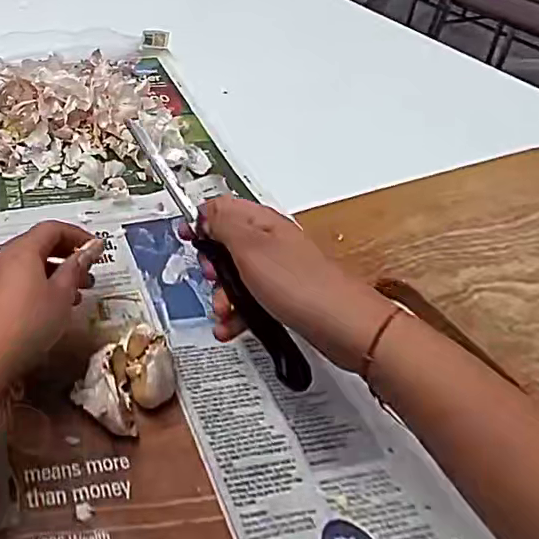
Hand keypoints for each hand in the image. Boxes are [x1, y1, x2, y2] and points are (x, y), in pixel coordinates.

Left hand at [0, 221, 103, 387]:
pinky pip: (22, 277)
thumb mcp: (61, 294)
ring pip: (32, 263)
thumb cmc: (30, 320)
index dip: (77, 235)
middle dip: (68, 254)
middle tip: (91, 272)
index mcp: (23, 248)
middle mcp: (7, 254)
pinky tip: (56, 306)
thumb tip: (92, 246)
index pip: (52, 228)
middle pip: (41, 243)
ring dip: (58, 272)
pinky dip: (43, 283)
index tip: (98, 248)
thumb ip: (76, 267)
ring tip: (80, 293)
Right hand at [176, 197, 395, 370]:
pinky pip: (250, 299)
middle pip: (223, 244)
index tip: (188, 238)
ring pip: (234, 275)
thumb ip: (221, 223)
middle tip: (212, 277)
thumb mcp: (249, 247)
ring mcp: (277, 270)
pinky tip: (232, 327)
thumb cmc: (301, 286)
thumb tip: (204, 212)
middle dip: (210, 264)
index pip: (219, 208)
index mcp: (260, 222)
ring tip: (223, 311)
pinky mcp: (284, 296)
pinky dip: (237, 312)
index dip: (200, 221)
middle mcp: (267, 242)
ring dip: (222, 294)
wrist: (350, 331)